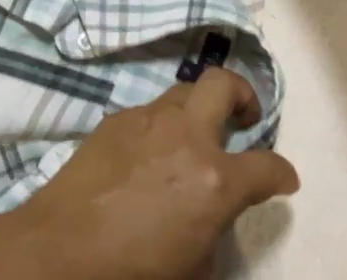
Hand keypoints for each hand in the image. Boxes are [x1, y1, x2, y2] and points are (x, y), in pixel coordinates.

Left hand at [13, 68, 297, 279]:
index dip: (282, 174)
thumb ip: (216, 227)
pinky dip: (160, 125)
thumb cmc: (135, 269)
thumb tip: (214, 210)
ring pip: (184, 91)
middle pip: (224, 84)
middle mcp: (186, 137)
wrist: (62, 248)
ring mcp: (148, 121)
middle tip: (244, 117)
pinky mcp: (115, 120)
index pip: (268, 167)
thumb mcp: (195, 265)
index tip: (284, 179)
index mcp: (215, 181)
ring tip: (193, 135)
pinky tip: (148, 153)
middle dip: (243, 94)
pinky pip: (149, 111)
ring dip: (198, 108)